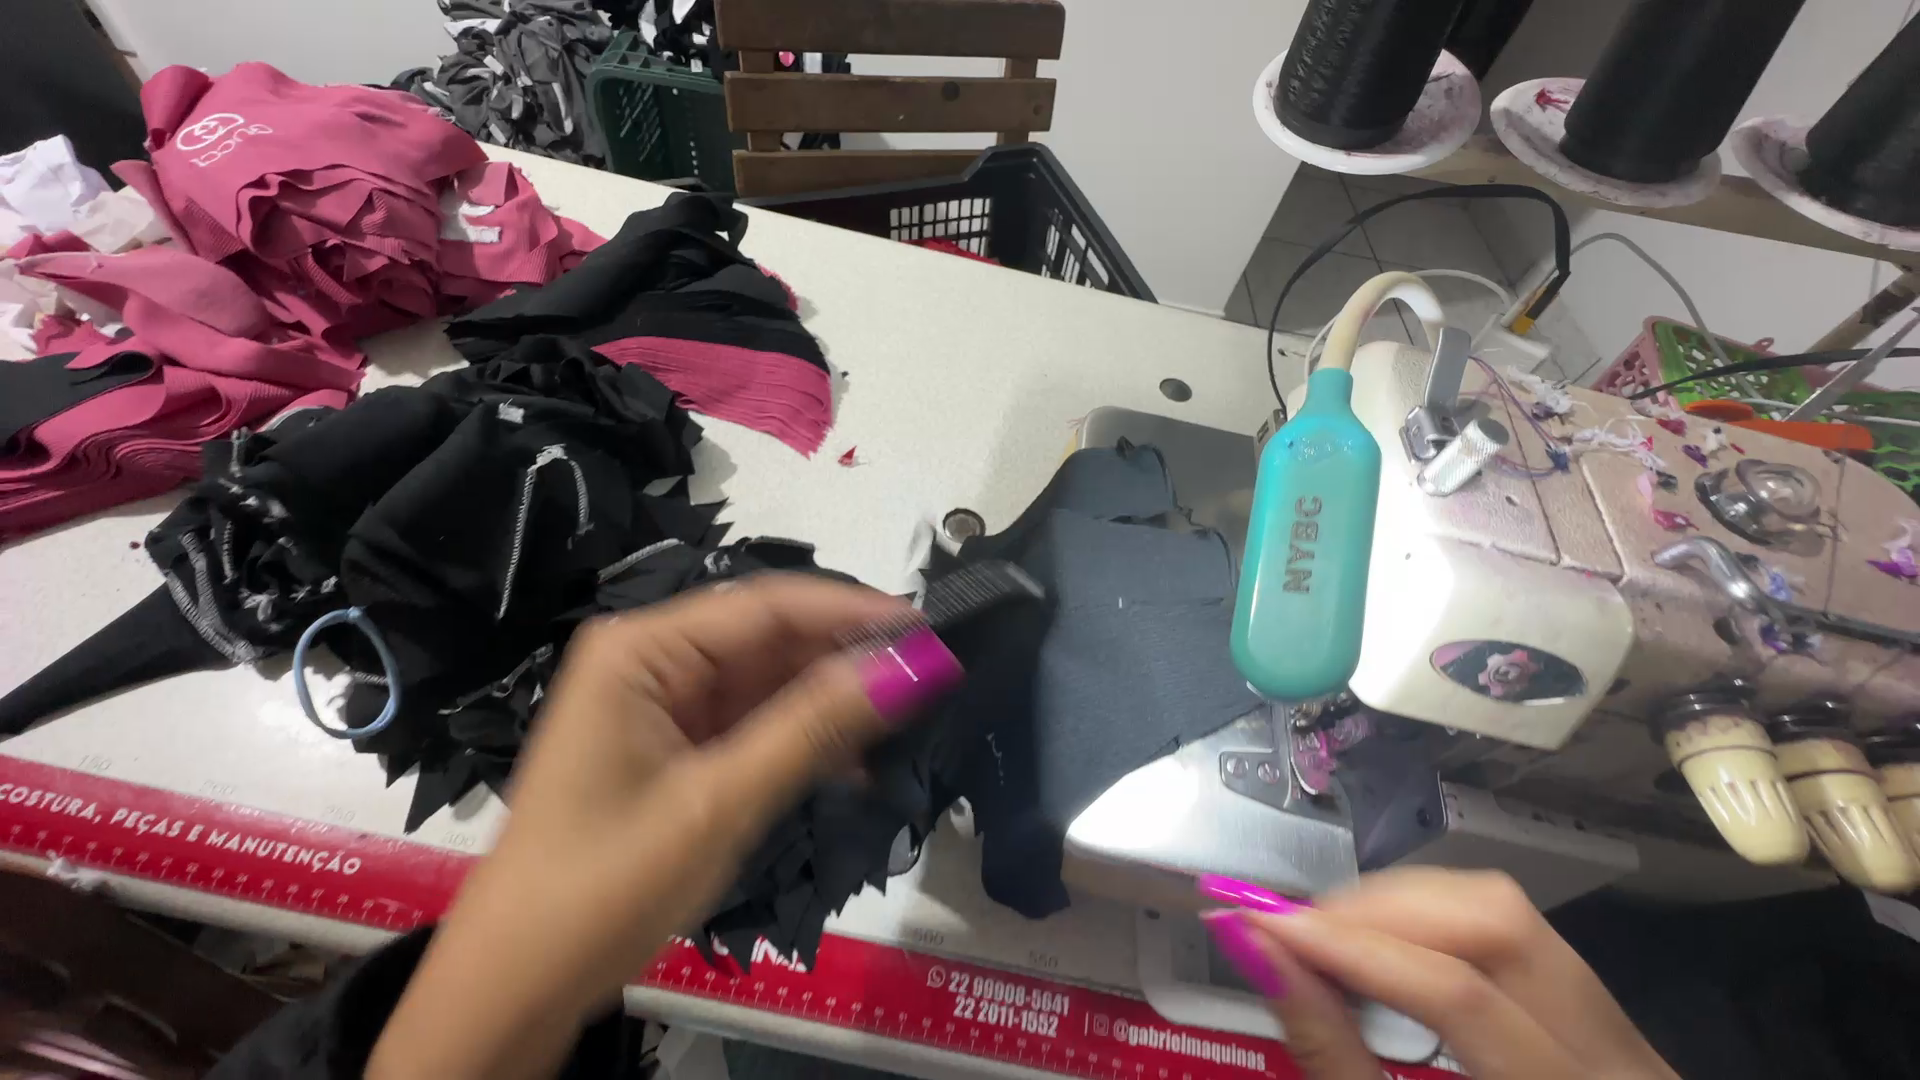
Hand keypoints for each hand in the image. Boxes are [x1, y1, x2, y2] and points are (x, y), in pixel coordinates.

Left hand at [368, 575, 960, 1079]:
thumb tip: (910, 667)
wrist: (518, 987)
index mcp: (643, 649)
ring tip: (906, 719)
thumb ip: (816, 727)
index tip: (927, 627)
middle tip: (928, 677)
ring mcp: (666, 703)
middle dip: (847, 660)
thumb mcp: (720, 801)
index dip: (851, 611)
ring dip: (834, 704)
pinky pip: (757, 723)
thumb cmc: (604, 886)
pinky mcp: (679, 744)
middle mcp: (654, 660)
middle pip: (772, 639)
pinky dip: (806, 740)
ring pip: (772, 682)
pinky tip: (856, 764)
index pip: (767, 607)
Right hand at [1201, 868, 1678, 1079]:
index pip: (1456, 994)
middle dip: (1377, 910)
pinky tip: (1379, 946)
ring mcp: (1623, 1034)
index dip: (1348, 947)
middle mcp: (1621, 1062)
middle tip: (1296, 931)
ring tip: (1329, 939)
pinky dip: (1424, 917)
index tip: (1259, 922)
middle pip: (1494, 922)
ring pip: (1500, 909)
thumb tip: (1254, 947)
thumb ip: (1327, 1050)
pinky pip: (1506, 927)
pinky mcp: (1598, 1015)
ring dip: (1397, 906)